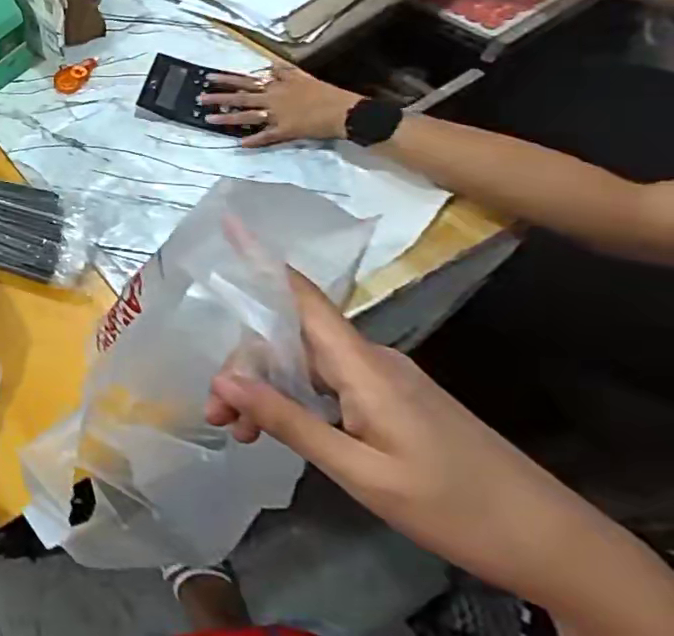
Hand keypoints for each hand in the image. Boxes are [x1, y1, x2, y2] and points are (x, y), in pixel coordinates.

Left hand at [196, 63, 360, 147]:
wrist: (349, 111)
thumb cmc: (327, 93)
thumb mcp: (304, 77)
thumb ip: (284, 72)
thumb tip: (270, 64)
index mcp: (278, 87)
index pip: (247, 81)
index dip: (227, 79)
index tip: (208, 77)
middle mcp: (274, 100)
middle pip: (242, 98)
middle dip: (219, 98)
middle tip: (200, 98)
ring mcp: (278, 116)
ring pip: (248, 117)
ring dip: (227, 119)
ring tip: (208, 119)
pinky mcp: (286, 131)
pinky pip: (267, 137)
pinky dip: (254, 141)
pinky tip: (239, 143)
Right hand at [203, 270, 673, 627]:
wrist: (563, 551)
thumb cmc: (459, 509)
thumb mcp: (363, 473)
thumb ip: (289, 421)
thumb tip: (222, 381)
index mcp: (365, 368)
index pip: (303, 298)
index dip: (262, 262)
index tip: (229, 227)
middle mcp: (371, 361)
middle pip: (286, 343)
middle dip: (242, 372)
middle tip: (217, 417)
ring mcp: (384, 381)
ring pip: (301, 368)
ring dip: (264, 393)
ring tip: (239, 432)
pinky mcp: (392, 402)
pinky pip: (325, 386)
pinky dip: (293, 403)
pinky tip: (275, 431)